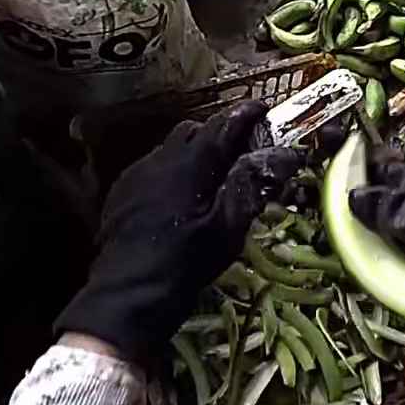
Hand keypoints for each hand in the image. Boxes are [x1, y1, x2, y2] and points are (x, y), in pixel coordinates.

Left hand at [57, 100, 301, 369]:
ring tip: (214, 172)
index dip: (246, 114)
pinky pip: (155, 166)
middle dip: (221, 132)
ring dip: (197, 151)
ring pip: (172, 147)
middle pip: (196, 130)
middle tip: (243, 147)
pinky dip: (175, 168)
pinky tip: (182, 194)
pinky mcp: (123, 191)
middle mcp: (162, 158)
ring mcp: (138, 173)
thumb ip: (251, 183)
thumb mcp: (228, 226)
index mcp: (191, 163)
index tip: (263, 109)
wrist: (128, 295)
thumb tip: (282, 153)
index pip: (224, 124)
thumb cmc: (186, 261)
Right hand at [347, 156, 404, 361]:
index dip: (357, 158)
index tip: (327, 153)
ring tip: (328, 230)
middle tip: (320, 199)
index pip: (381, 167)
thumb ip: (400, 213)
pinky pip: (387, 253)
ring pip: (379, 223)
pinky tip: (356, 260)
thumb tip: (353, 196)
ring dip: (356, 226)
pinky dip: (370, 253)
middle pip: (375, 194)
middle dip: (350, 192)